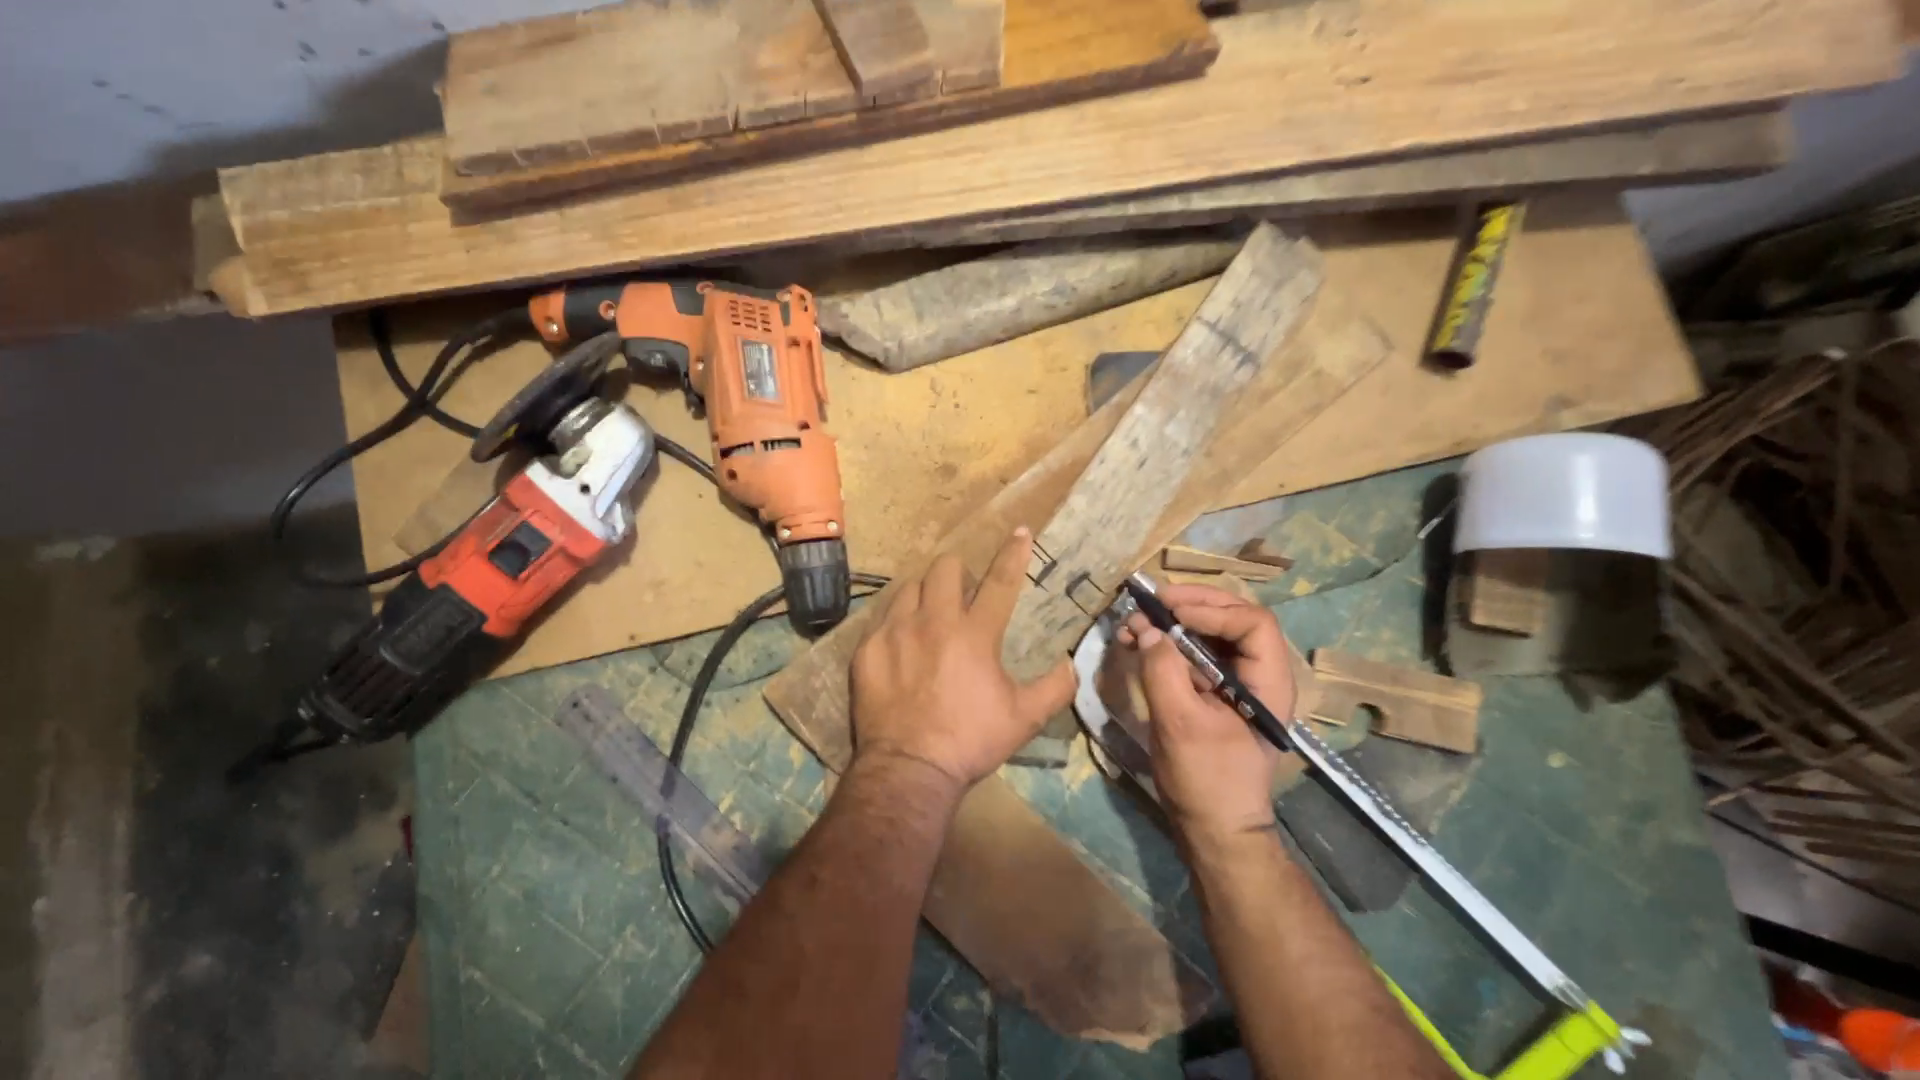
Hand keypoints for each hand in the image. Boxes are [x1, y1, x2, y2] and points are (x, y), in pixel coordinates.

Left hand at [850, 528, 1077, 793]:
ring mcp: (895, 632)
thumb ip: (1054, 688)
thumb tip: (1072, 665)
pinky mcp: (868, 649)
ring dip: (924, 592)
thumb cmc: (970, 741)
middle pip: (944, 569)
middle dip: (956, 571)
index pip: (1000, 581)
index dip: (1013, 553)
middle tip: (960, 590)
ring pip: (909, 587)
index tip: (1020, 531)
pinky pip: (882, 618)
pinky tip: (900, 642)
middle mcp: (934, 622)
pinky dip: (896, 622)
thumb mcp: (1023, 719)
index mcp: (975, 634)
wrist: (909, 768)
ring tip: (928, 611)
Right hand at [1119, 583, 1295, 842]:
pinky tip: (1140, 644)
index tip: (1170, 613)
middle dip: (1191, 605)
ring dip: (1174, 623)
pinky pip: (1196, 656)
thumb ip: (1163, 670)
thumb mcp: (1179, 723)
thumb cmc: (1207, 780)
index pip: (1252, 623)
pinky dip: (1169, 645)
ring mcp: (1237, 685)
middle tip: (1151, 600)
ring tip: (1135, 622)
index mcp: (1269, 682)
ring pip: (1211, 635)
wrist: (1215, 830)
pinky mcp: (1215, 695)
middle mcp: (1259, 675)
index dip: (1212, 609)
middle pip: (1233, 619)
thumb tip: (1147, 630)